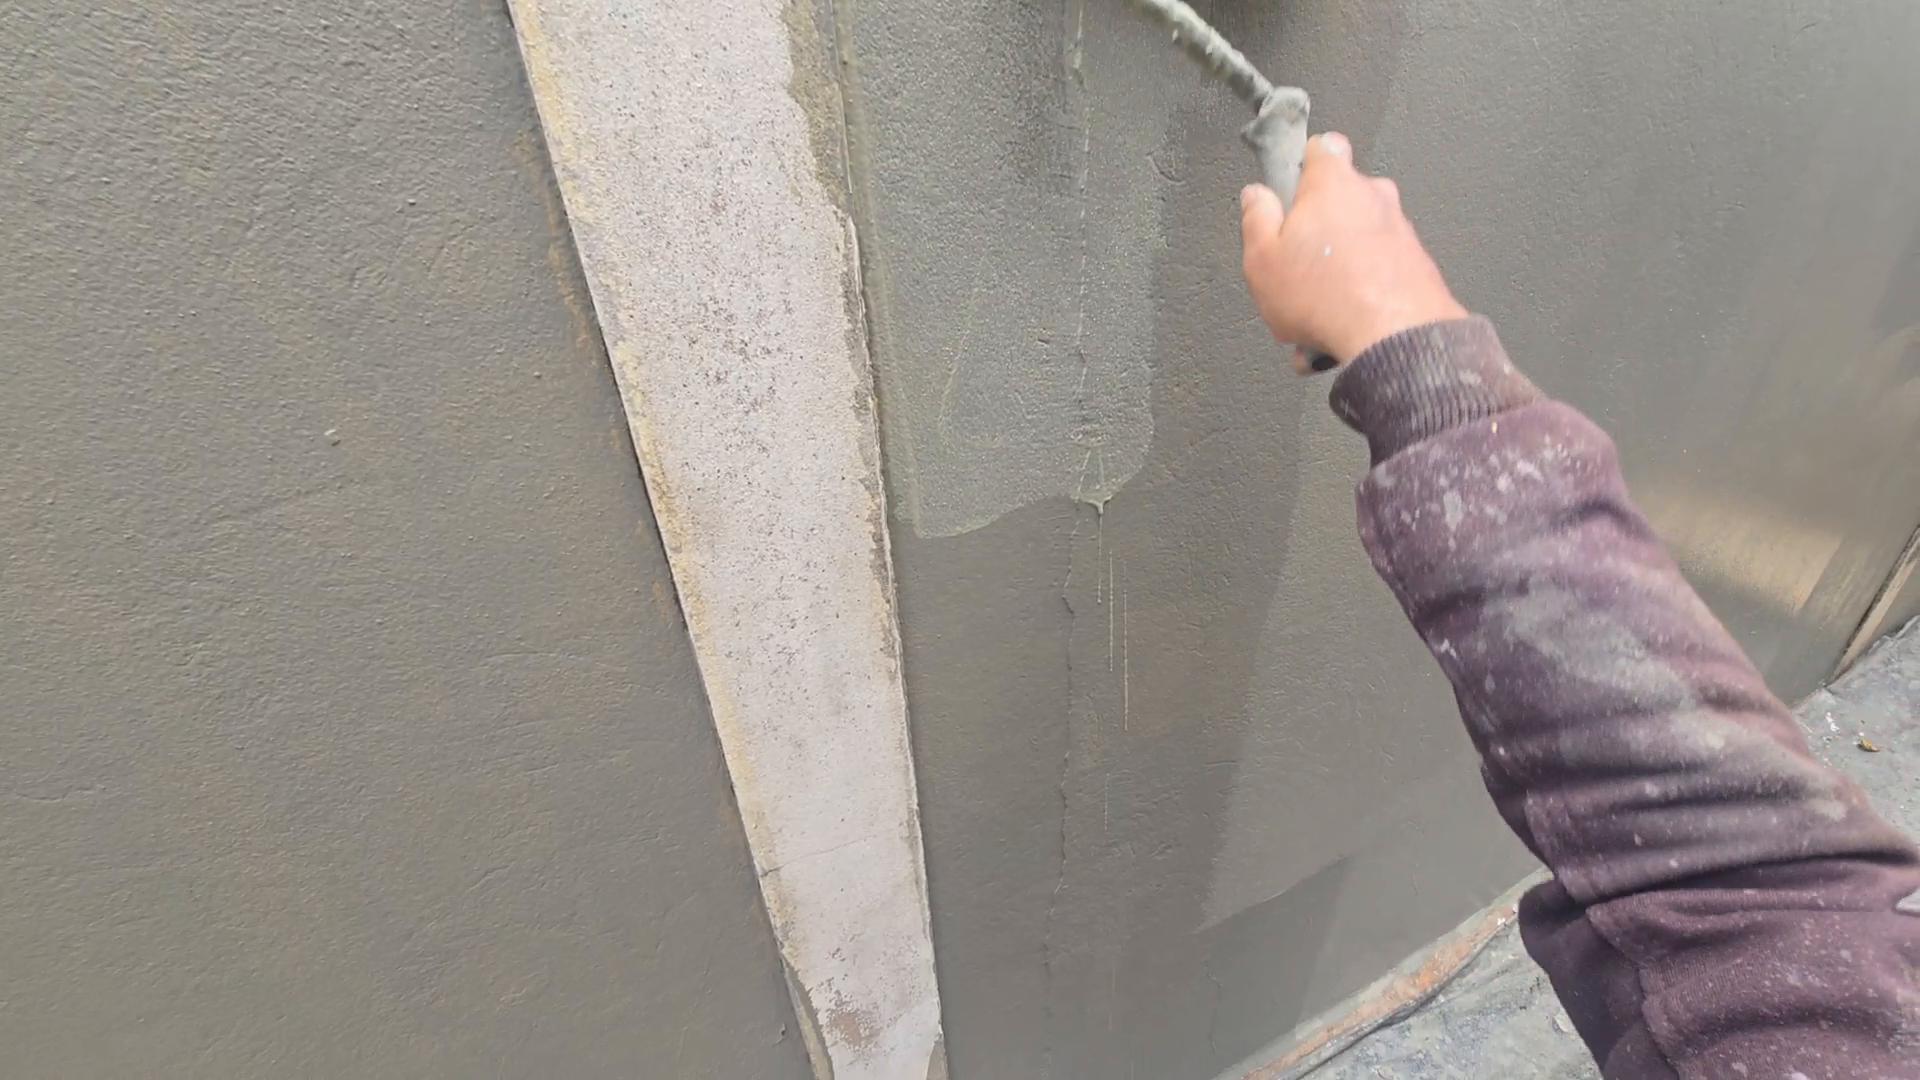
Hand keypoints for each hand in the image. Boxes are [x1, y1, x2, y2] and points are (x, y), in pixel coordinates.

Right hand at [1240, 133, 1466, 373]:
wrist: (1389, 335)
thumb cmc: (1325, 296)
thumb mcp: (1261, 259)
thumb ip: (1255, 219)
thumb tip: (1254, 197)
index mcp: (1331, 184)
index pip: (1321, 147)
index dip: (1301, 164)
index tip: (1287, 187)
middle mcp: (1371, 196)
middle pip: (1335, 202)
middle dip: (1312, 231)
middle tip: (1289, 266)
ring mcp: (1397, 228)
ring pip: (1352, 244)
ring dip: (1330, 272)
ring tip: (1308, 312)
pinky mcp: (1413, 261)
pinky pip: (1370, 273)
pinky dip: (1351, 295)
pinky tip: (1331, 328)